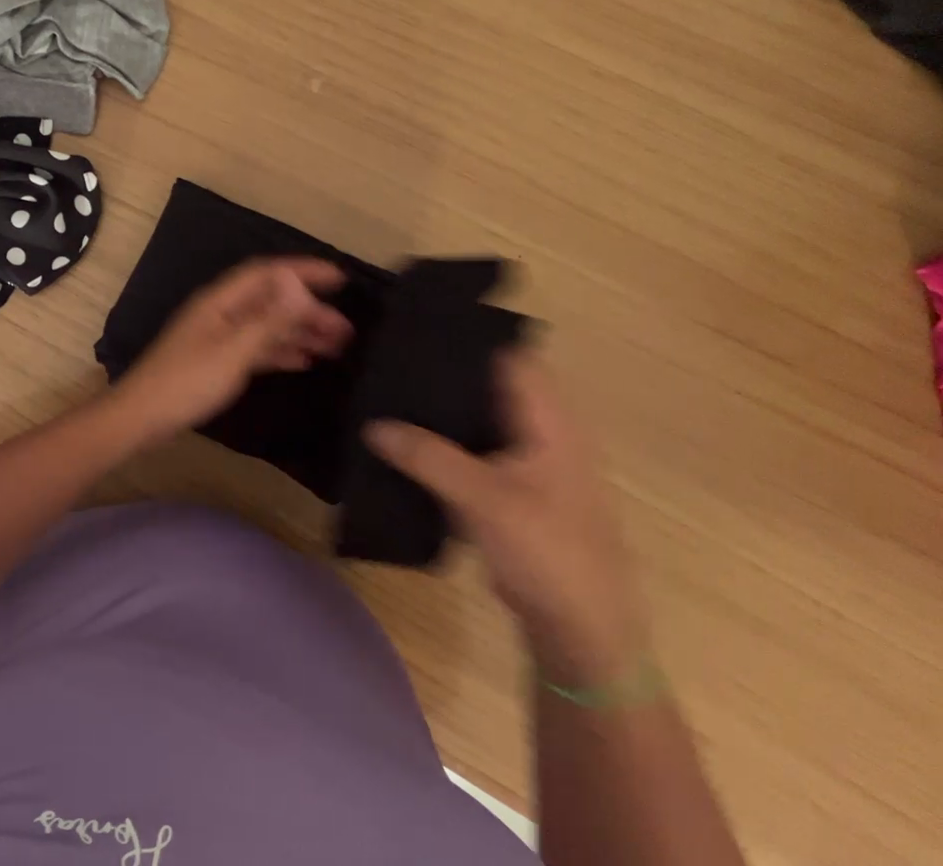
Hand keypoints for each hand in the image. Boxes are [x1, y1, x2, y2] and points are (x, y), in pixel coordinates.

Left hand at [108, 257, 352, 444]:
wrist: (141, 417)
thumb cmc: (186, 383)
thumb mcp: (233, 351)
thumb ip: (267, 319)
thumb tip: (298, 282)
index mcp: (219, 302)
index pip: (266, 273)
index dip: (303, 271)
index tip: (341, 279)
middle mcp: (219, 314)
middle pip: (270, 301)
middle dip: (308, 310)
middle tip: (347, 329)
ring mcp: (215, 338)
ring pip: (265, 327)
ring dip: (299, 333)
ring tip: (337, 347)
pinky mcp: (214, 362)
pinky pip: (254, 349)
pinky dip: (279, 352)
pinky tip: (304, 362)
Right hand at [363, 354, 648, 686]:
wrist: (579, 623)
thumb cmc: (546, 549)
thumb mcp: (483, 498)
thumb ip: (427, 456)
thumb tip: (373, 425)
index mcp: (552, 423)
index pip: (512, 358)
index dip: (469, 339)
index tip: (416, 329)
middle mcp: (542, 434)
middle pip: (489, 387)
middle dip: (442, 375)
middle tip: (386, 362)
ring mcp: (527, 465)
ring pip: (476, 422)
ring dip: (437, 413)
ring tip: (383, 396)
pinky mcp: (509, 493)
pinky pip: (469, 454)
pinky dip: (439, 446)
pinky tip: (400, 446)